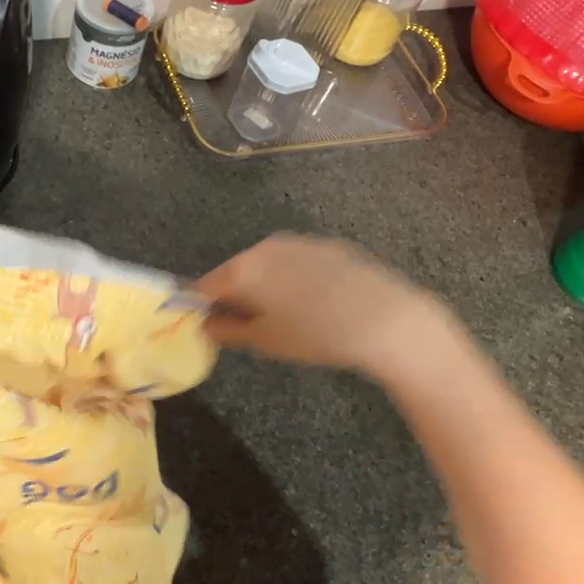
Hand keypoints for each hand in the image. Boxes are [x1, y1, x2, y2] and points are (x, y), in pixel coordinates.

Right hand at [193, 233, 449, 373]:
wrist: (385, 319)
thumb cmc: (315, 334)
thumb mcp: (265, 341)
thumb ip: (227, 330)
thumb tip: (206, 324)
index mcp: (243, 268)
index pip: (205, 285)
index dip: (199, 305)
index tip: (203, 324)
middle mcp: (266, 247)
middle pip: (237, 271)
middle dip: (235, 295)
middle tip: (245, 326)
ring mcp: (300, 243)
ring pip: (269, 265)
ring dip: (266, 287)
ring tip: (284, 317)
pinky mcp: (329, 247)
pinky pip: (298, 264)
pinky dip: (295, 280)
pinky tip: (315, 305)